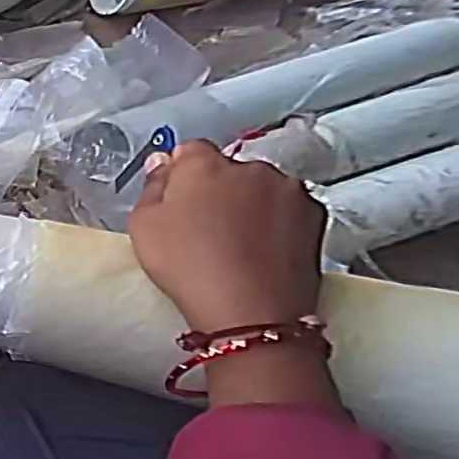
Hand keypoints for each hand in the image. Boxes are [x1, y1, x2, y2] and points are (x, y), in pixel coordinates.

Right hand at [129, 142, 338, 407]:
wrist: (249, 308)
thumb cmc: (186, 264)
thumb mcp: (142, 225)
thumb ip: (152, 187)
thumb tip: (162, 163)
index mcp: (205, 165)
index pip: (188, 150)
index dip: (176, 173)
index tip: (170, 198)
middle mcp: (252, 167)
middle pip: (226, 168)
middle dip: (213, 188)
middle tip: (196, 225)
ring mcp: (289, 190)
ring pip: (258, 187)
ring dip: (245, 203)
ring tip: (229, 241)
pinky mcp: (315, 215)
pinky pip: (284, 208)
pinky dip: (271, 221)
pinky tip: (255, 248)